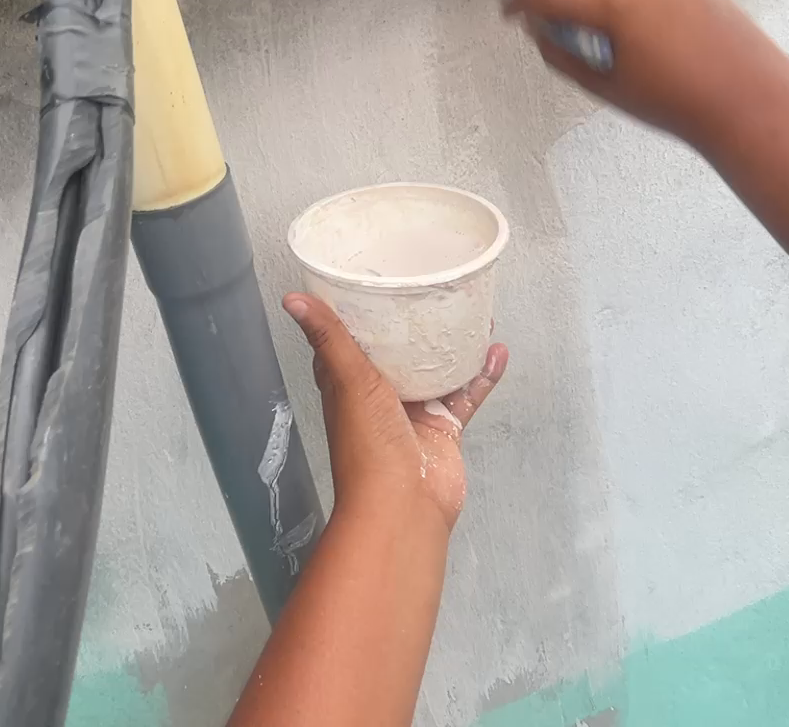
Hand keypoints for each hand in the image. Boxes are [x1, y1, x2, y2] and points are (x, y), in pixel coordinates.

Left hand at [283, 293, 505, 529]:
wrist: (403, 506)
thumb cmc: (367, 446)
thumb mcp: (347, 378)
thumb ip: (328, 337)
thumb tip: (293, 300)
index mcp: (348, 382)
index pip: (346, 339)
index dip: (356, 313)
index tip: (369, 282)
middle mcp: (378, 395)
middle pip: (396, 351)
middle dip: (412, 324)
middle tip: (430, 291)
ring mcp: (412, 411)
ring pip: (435, 368)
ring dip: (451, 344)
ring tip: (470, 312)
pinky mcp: (443, 429)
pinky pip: (465, 394)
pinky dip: (481, 375)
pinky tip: (496, 352)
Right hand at [505, 0, 788, 146]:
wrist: (747, 100)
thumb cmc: (674, 101)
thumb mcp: (601, 84)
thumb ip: (560, 53)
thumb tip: (540, 30)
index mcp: (612, 1)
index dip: (517, 2)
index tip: (508, 14)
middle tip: (534, 11)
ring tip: (572, 14)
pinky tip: (608, 9)